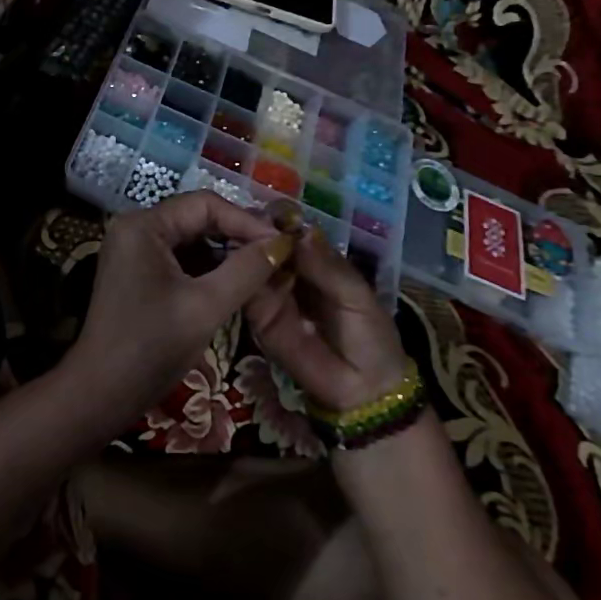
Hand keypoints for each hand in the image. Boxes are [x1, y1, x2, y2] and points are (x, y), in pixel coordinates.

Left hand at [64, 192, 292, 427]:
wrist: (104, 390)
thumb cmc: (152, 345)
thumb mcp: (206, 305)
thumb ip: (247, 269)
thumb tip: (283, 243)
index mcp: (143, 226)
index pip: (205, 204)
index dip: (247, 221)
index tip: (285, 243)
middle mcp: (136, 230)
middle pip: (198, 219)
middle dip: (239, 237)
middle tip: (281, 256)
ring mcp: (135, 253)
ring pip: (192, 241)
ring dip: (228, 255)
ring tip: (268, 270)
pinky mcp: (140, 276)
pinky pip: (182, 261)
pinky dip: (211, 270)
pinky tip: (241, 284)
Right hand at [245, 228, 406, 410]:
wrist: (362, 389)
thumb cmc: (371, 337)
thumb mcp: (356, 296)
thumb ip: (327, 267)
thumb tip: (302, 231)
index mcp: (315, 263)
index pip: (291, 236)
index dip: (277, 222)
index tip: (260, 210)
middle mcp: (289, 274)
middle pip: (266, 248)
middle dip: (253, 235)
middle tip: (237, 221)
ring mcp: (270, 295)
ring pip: (251, 267)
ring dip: (242, 253)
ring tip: (229, 238)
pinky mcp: (256, 318)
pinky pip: (245, 295)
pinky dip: (238, 280)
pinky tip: (230, 264)